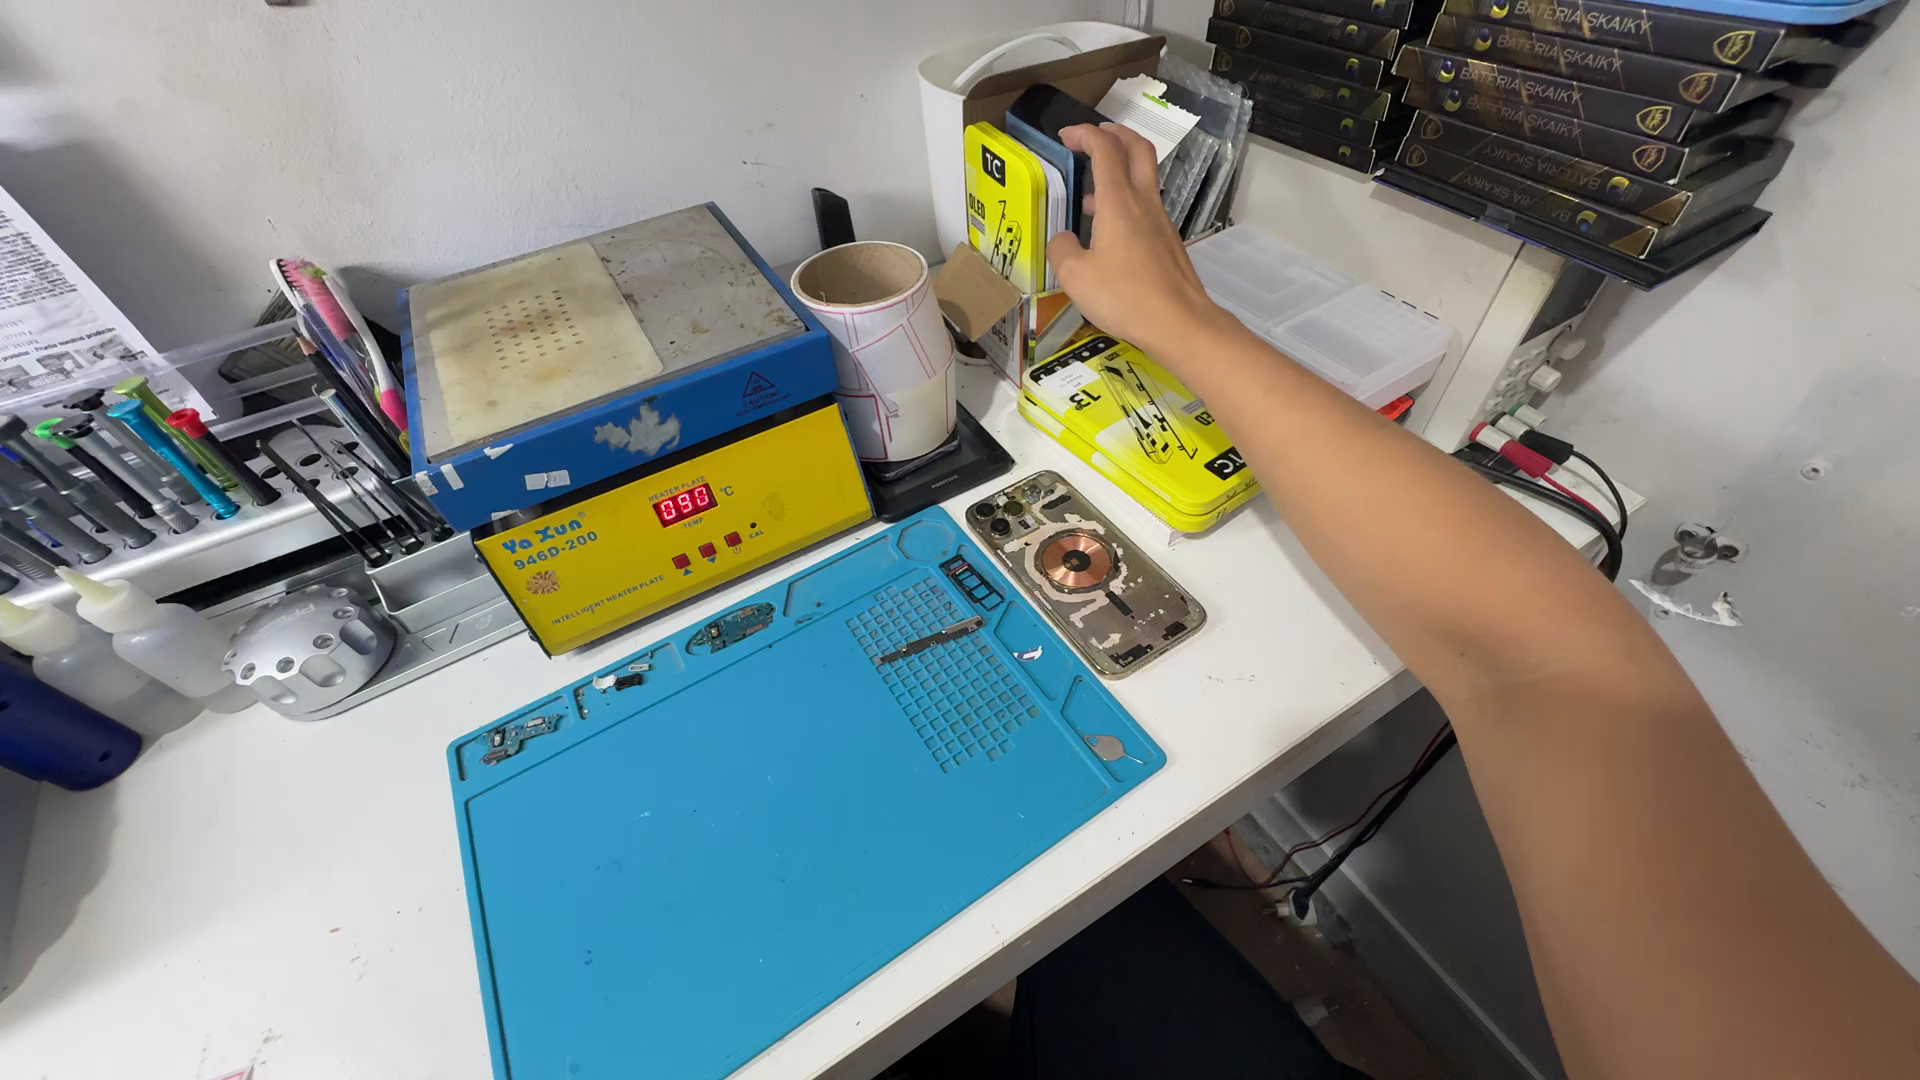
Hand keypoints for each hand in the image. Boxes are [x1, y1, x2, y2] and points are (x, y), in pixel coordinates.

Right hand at [1046, 123, 1236, 362]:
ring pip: (1144, 179)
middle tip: (1095, 137)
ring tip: (1095, 190)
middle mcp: (1143, 203)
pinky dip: (1128, 202)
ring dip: (1121, 171)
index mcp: (1118, 202)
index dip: (1085, 135)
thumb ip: (1062, 250)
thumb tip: (1062, 239)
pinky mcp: (1168, 243)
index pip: (1104, 150)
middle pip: (1137, 149)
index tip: (1066, 136)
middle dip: (1115, 134)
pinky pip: (1147, 208)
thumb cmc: (1124, 296)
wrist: (1178, 321)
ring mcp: (1160, 222)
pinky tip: (1112, 231)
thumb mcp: (1076, 277)